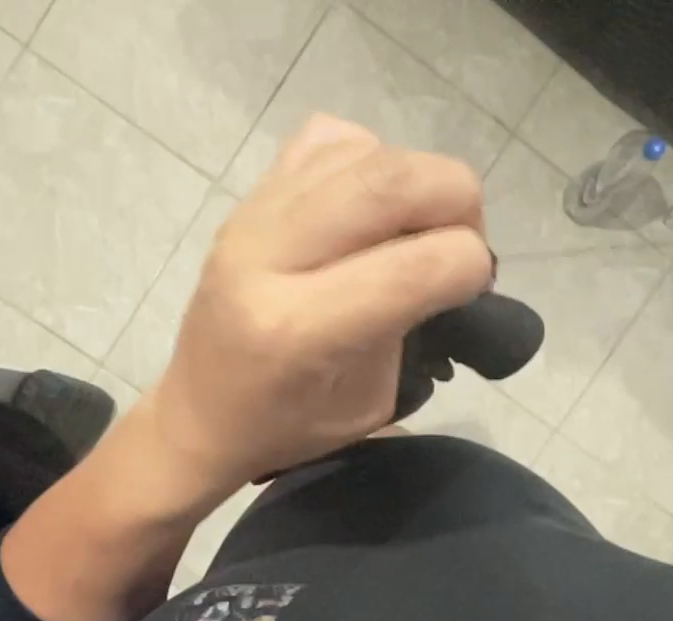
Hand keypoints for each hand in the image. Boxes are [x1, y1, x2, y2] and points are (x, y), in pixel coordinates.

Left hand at [143, 115, 492, 488]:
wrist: (199, 415)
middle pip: (396, 180)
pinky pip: (330, 141)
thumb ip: (411, 327)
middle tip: (459, 249)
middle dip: (460, 205)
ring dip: (418, 184)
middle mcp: (270, 257)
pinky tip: (369, 211)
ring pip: (369, 151)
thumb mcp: (367, 404)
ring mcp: (252, 216)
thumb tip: (452, 262)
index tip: (473, 291)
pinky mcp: (248, 196)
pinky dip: (371, 163)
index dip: (472, 267)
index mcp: (299, 330)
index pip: (418, 264)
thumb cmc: (286, 428)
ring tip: (415, 233)